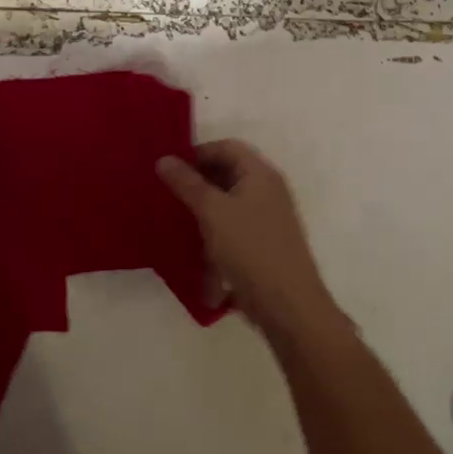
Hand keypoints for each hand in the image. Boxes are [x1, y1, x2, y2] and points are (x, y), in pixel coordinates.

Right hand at [157, 140, 336, 335]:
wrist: (288, 307)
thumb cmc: (250, 249)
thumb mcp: (212, 212)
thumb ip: (187, 183)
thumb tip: (164, 159)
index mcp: (260, 174)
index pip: (225, 147)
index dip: (196, 153)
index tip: (169, 169)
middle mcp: (267, 191)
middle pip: (226, 174)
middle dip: (196, 183)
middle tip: (167, 194)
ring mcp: (267, 219)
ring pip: (227, 203)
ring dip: (202, 210)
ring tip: (175, 222)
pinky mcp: (263, 245)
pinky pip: (232, 228)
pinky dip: (213, 235)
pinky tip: (194, 252)